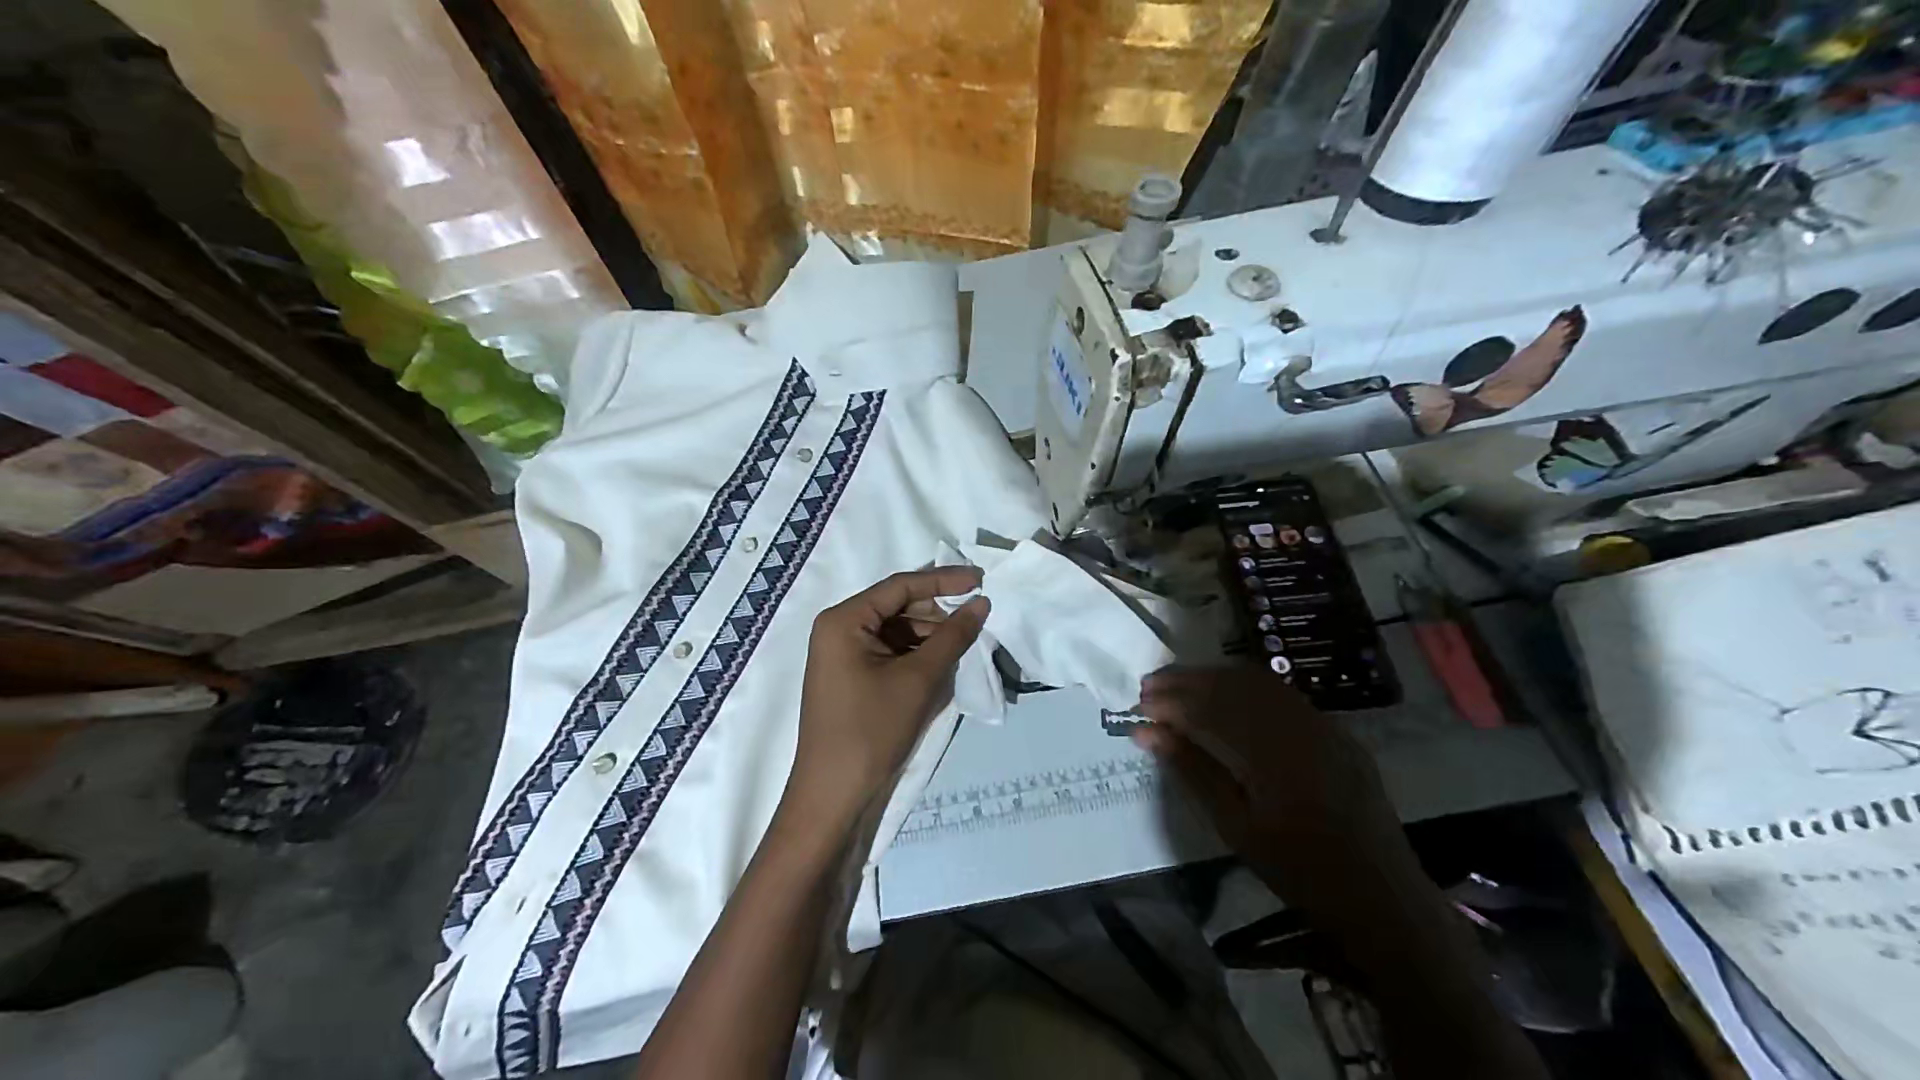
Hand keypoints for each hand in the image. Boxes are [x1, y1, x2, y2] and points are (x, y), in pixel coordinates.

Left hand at [788, 567, 988, 827]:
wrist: (833, 794)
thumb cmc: (871, 730)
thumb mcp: (918, 680)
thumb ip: (952, 636)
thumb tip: (981, 603)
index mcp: (844, 620)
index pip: (900, 586)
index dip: (943, 580)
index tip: (981, 580)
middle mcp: (838, 628)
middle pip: (897, 606)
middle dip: (938, 612)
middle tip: (977, 618)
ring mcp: (842, 653)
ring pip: (896, 630)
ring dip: (930, 634)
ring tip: (965, 644)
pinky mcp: (851, 675)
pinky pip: (889, 651)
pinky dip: (917, 654)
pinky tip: (943, 662)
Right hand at [1134, 667, 1420, 926]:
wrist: (1381, 895)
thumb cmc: (1297, 869)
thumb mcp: (1235, 826)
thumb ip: (1191, 770)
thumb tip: (1146, 731)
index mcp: (1271, 753)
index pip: (1209, 707)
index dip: (1171, 699)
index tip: (1139, 702)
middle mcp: (1299, 725)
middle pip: (1233, 685)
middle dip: (1187, 680)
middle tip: (1151, 687)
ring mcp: (1322, 724)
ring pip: (1259, 682)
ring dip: (1215, 679)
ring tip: (1181, 686)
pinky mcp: (1335, 731)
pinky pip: (1283, 694)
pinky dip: (1246, 688)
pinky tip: (1226, 698)